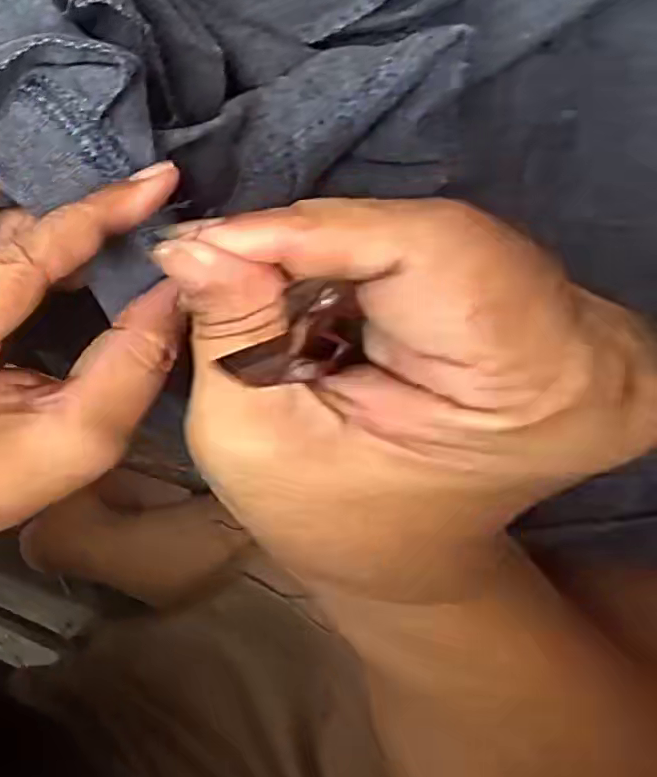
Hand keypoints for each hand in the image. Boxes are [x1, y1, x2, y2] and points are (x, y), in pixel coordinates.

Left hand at [0, 156, 185, 563]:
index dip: (89, 216)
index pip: (16, 256)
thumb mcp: (76, 440)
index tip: (155, 182)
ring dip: (8, 196)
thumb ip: (129, 362)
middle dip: (9, 170)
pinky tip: (57, 238)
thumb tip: (177, 286)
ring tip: (85, 200)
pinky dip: (1, 225)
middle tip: (88, 161)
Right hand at [154, 198, 656, 602]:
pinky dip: (328, 254)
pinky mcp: (530, 307)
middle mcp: (589, 342)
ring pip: (415, 231)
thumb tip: (187, 244)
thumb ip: (229, 326)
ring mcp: (570, 319)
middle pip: (426, 234)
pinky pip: (416, 247)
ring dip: (305, 242)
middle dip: (294, 235)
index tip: (200, 242)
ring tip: (225, 267)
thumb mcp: (244, 426)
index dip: (305, 230)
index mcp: (532, 387)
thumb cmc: (312, 508)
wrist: (384, 546)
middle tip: (198, 252)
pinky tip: (275, 278)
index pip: (431, 250)